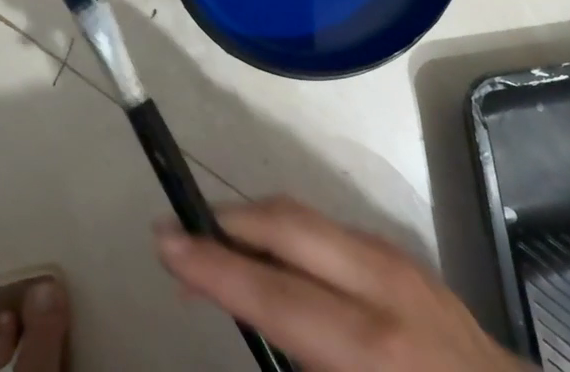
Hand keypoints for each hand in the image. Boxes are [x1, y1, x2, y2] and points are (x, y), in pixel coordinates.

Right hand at [155, 197, 532, 371]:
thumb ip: (293, 351)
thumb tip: (247, 312)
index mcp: (369, 342)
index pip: (271, 291)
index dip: (211, 265)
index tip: (163, 240)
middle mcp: (382, 286)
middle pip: (289, 225)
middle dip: (228, 221)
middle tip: (180, 235)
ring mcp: (399, 263)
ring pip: (311, 218)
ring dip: (256, 224)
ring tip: (215, 250)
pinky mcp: (406, 259)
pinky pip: (333, 231)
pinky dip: (290, 235)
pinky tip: (273, 261)